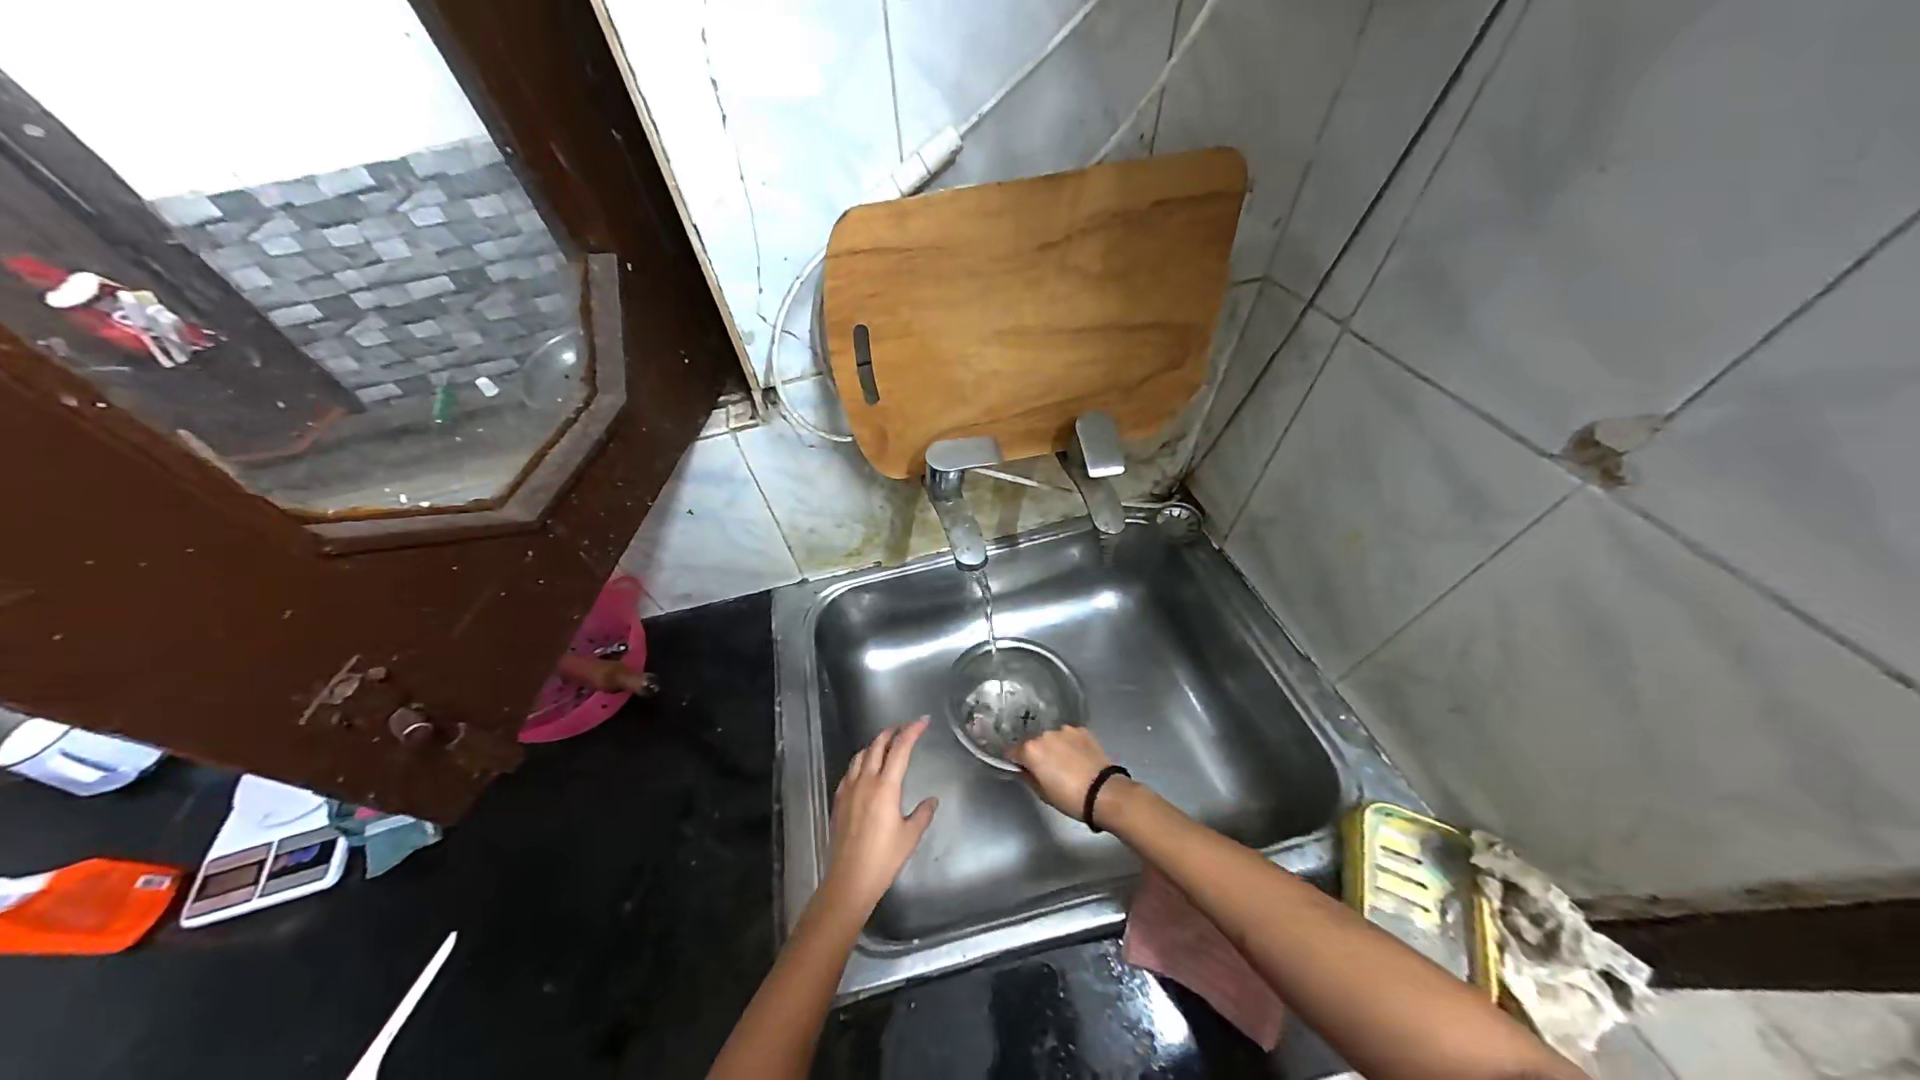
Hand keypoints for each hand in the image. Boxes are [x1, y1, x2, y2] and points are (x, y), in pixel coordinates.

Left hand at [821, 718, 937, 915]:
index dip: (912, 731)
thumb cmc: (884, 858)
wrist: (849, 879)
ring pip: (861, 755)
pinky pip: (850, 770)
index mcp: (886, 786)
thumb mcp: (910, 836)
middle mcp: (865, 781)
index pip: (900, 748)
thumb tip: (932, 800)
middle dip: (892, 731)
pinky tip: (866, 768)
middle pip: (877, 745)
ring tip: (887, 744)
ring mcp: (849, 789)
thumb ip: (922, 814)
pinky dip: (862, 761)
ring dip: (875, 744)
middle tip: (905, 728)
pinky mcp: (839, 800)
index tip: (923, 721)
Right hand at [1009, 726, 1119, 823]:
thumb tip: (1024, 769)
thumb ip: (1028, 776)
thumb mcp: (1042, 793)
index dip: (1015, 761)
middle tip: (1046, 769)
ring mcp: (1065, 730)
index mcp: (1031, 750)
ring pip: (1052, 738)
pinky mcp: (1082, 730)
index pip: (1012, 751)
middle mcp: (1045, 734)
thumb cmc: (1069, 797)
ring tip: (1066, 763)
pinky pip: (1069, 737)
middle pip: (1033, 742)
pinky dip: (1070, 744)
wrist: (1104, 792)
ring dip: (1054, 747)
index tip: (1021, 769)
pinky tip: (1079, 758)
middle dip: (1036, 753)